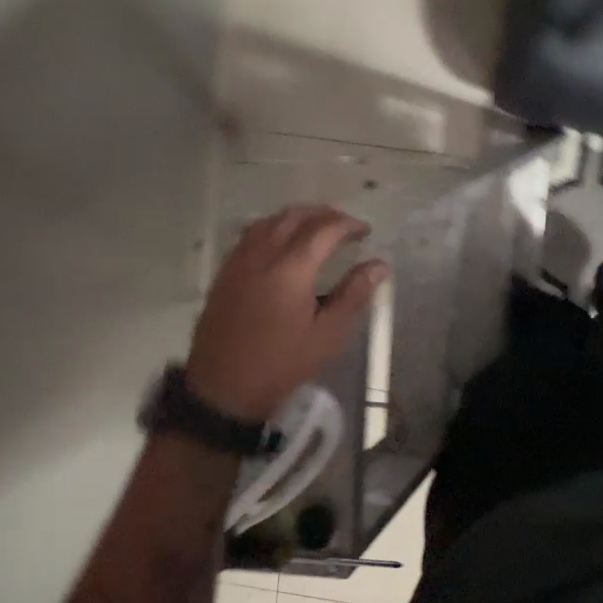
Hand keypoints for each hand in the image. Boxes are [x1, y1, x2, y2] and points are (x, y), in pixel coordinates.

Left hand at [184, 205, 387, 423]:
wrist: (224, 388)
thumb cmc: (281, 365)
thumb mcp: (327, 336)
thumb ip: (353, 295)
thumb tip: (379, 264)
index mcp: (291, 269)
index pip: (324, 230)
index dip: (348, 224)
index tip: (365, 231)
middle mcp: (263, 255)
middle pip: (294, 216)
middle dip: (323, 214)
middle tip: (343, 226)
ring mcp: (239, 262)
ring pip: (269, 221)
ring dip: (295, 217)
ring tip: (315, 229)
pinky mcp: (224, 273)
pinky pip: (250, 235)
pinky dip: (271, 228)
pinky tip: (280, 244)